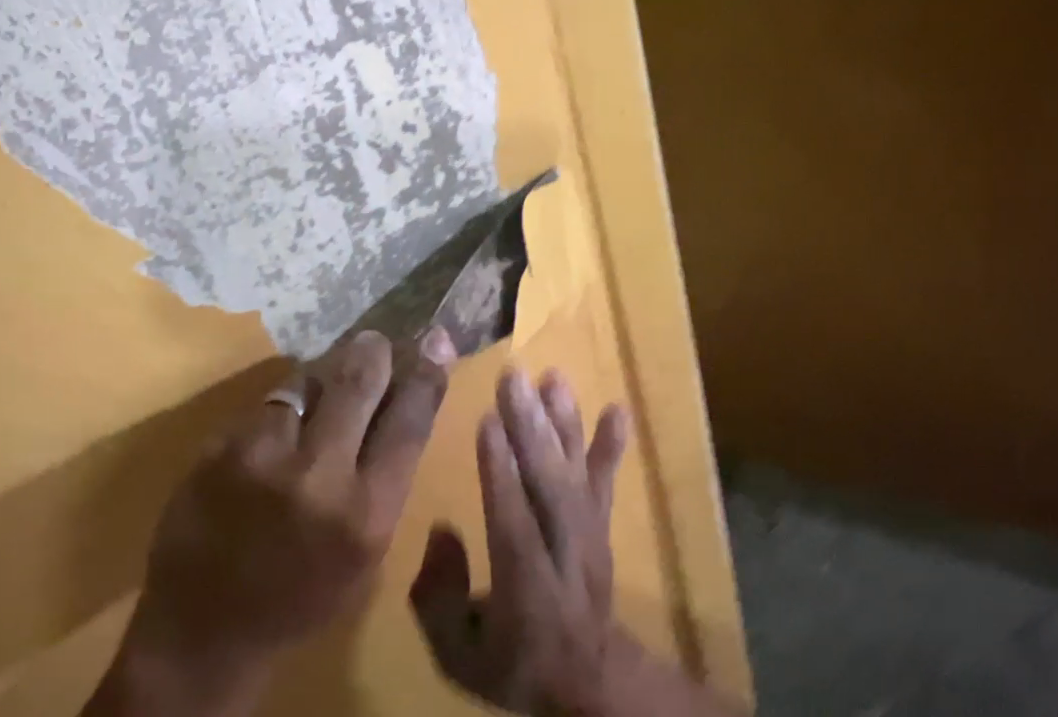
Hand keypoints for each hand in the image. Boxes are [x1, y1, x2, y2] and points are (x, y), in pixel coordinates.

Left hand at [88, 328, 455, 716]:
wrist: (206, 625)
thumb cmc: (301, 598)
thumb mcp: (365, 555)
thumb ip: (383, 482)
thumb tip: (398, 408)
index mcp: (367, 512)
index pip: (408, 423)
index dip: (426, 376)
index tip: (435, 342)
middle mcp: (319, 474)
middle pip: (358, 383)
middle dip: (373, 354)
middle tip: (377, 342)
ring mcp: (264, 455)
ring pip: (306, 383)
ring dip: (322, 378)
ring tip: (324, 387)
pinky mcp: (221, 445)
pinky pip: (265, 405)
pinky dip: (280, 409)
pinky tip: (277, 429)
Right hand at [408, 366, 632, 715]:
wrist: (587, 682)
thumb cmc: (513, 663)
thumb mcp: (458, 654)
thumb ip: (440, 598)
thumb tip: (442, 531)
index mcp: (527, 588)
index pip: (514, 522)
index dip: (502, 472)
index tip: (487, 419)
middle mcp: (564, 555)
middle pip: (549, 487)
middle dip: (531, 429)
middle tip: (513, 377)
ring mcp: (589, 538)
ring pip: (576, 474)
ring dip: (563, 423)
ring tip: (549, 376)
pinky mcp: (602, 527)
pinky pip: (607, 482)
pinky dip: (611, 445)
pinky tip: (618, 408)